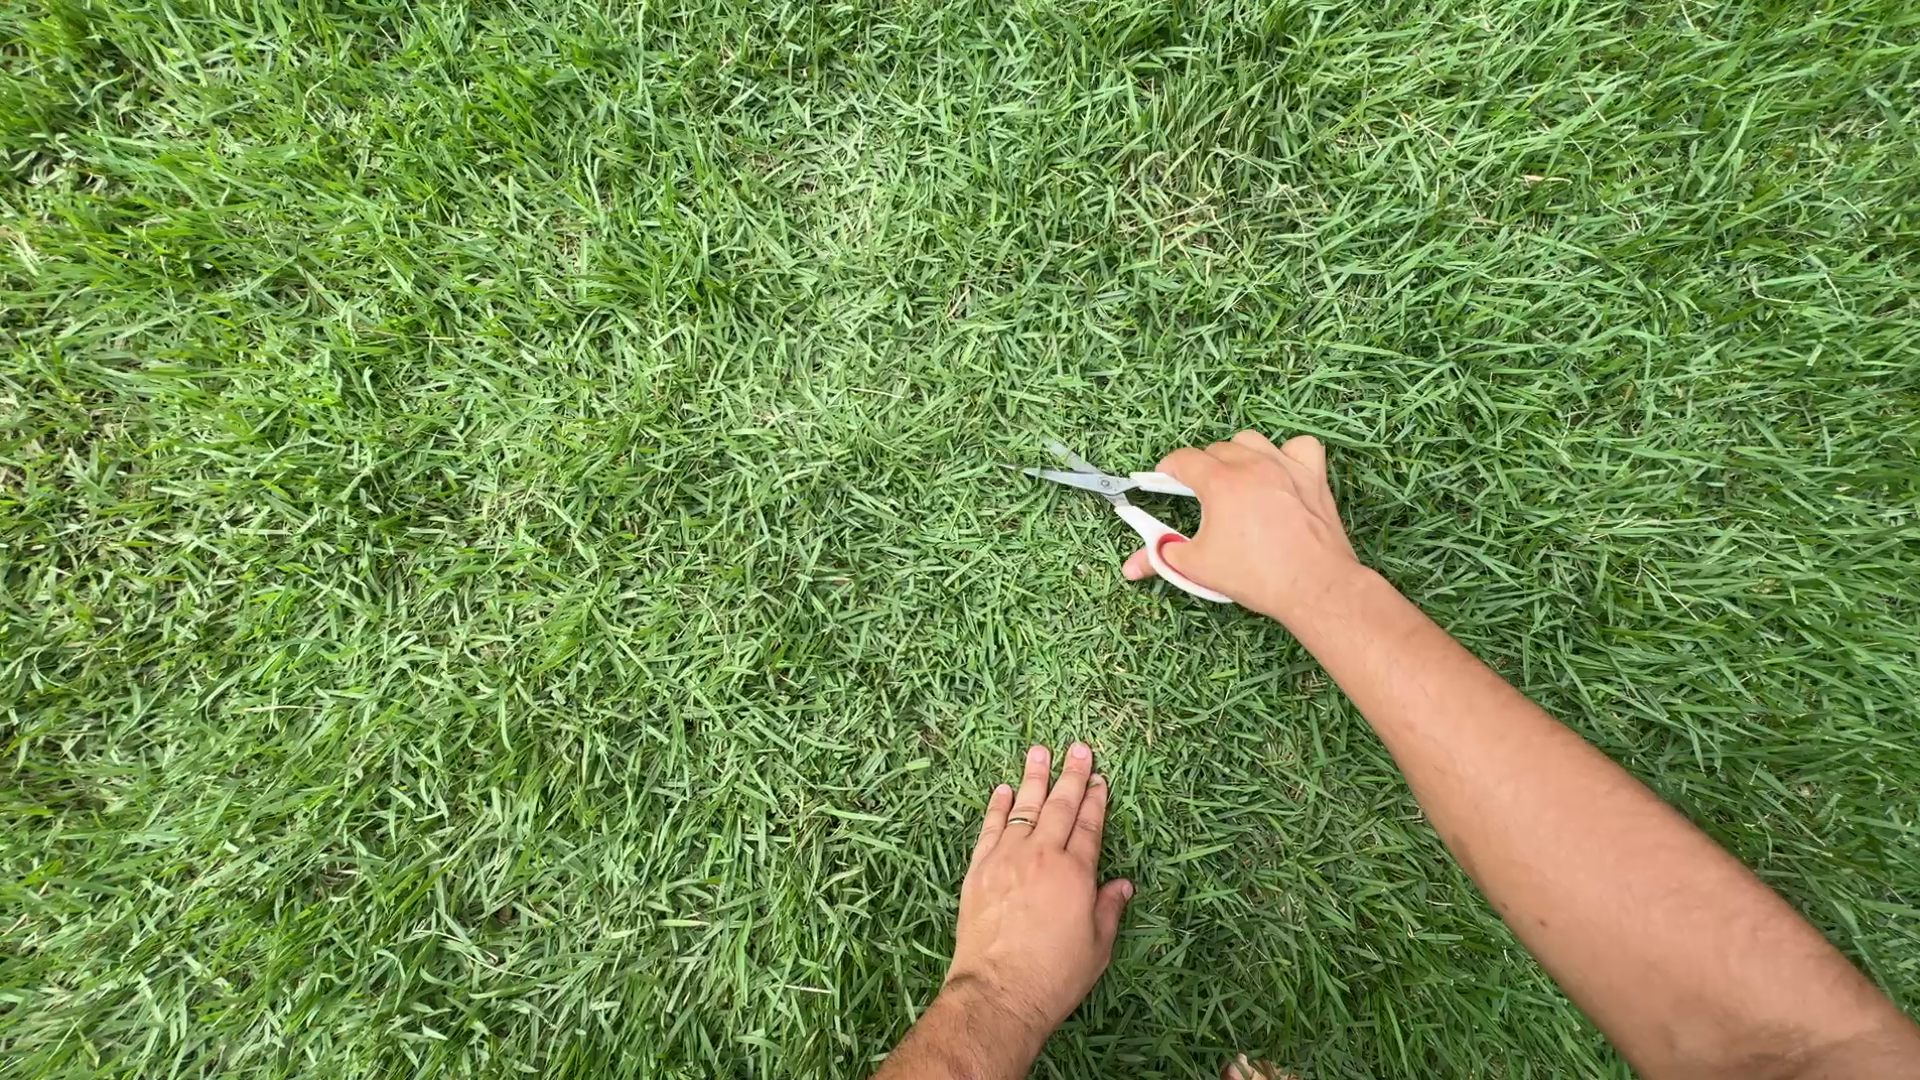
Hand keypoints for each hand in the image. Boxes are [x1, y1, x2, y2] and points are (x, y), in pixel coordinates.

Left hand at [943, 742, 1132, 1049]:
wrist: (998, 992)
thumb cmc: (1055, 976)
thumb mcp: (1097, 947)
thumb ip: (1109, 908)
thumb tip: (1123, 883)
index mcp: (1075, 873)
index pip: (1089, 825)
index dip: (1095, 799)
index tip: (1099, 778)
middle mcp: (1042, 855)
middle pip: (1060, 806)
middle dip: (1071, 775)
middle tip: (1078, 747)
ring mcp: (1007, 857)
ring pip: (1024, 807)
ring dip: (1033, 778)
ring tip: (1039, 751)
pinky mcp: (980, 867)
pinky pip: (990, 828)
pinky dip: (997, 807)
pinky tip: (1002, 790)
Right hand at [1122, 430, 1360, 621]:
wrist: (1313, 585)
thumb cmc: (1253, 575)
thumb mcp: (1196, 567)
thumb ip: (1160, 557)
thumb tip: (1131, 568)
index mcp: (1220, 482)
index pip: (1182, 460)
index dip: (1166, 469)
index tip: (1160, 482)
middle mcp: (1252, 465)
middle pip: (1215, 450)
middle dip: (1200, 467)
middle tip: (1196, 494)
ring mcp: (1286, 467)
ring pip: (1251, 441)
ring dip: (1236, 455)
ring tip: (1233, 480)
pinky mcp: (1313, 477)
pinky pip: (1299, 447)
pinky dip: (1286, 455)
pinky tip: (1278, 473)